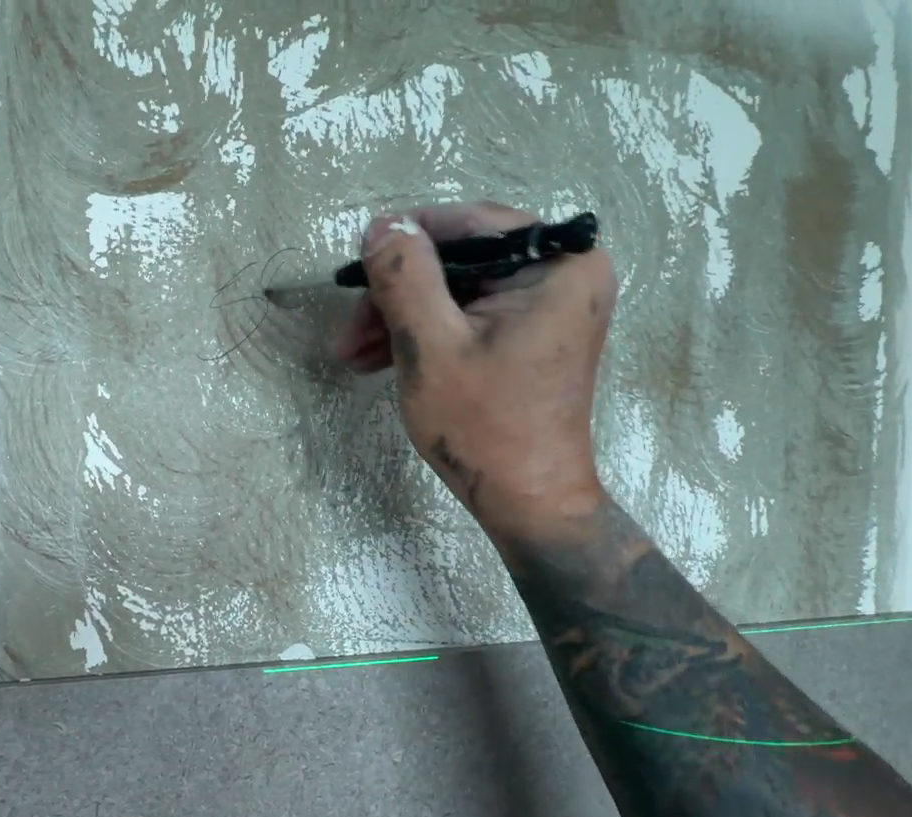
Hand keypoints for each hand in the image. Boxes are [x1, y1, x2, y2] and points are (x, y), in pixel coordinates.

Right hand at [334, 201, 619, 545]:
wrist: (524, 496)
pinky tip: (380, 360)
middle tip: (347, 332)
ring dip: (399, 319)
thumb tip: (382, 226)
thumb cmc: (482, 424)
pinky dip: (424, 335)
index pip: (470, 224)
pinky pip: (468, 317)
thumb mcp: (430, 347)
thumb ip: (405, 279)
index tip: (353, 269)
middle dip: (396, 295)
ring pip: (457, 292)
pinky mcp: (531, 336)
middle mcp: (564, 274)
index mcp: (558, 265)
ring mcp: (549, 307)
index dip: (406, 242)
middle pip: (460, 261)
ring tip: (351, 356)